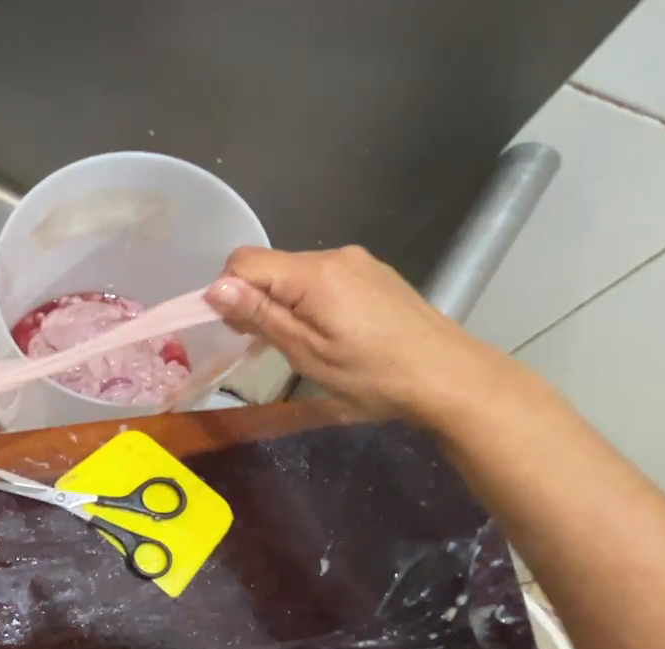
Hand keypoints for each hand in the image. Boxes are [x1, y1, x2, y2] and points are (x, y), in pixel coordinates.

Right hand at [204, 246, 521, 425]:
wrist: (449, 377)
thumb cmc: (372, 375)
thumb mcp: (306, 352)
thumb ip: (260, 315)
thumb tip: (214, 288)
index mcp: (314, 274)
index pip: (243, 262)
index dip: (226, 293)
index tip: (237, 332)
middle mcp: (334, 256)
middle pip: (267, 266)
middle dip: (252, 300)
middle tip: (264, 345)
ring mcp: (356, 262)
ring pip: (292, 273)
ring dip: (278, 303)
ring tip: (296, 343)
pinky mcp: (371, 274)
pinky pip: (319, 279)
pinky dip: (304, 301)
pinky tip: (324, 333)